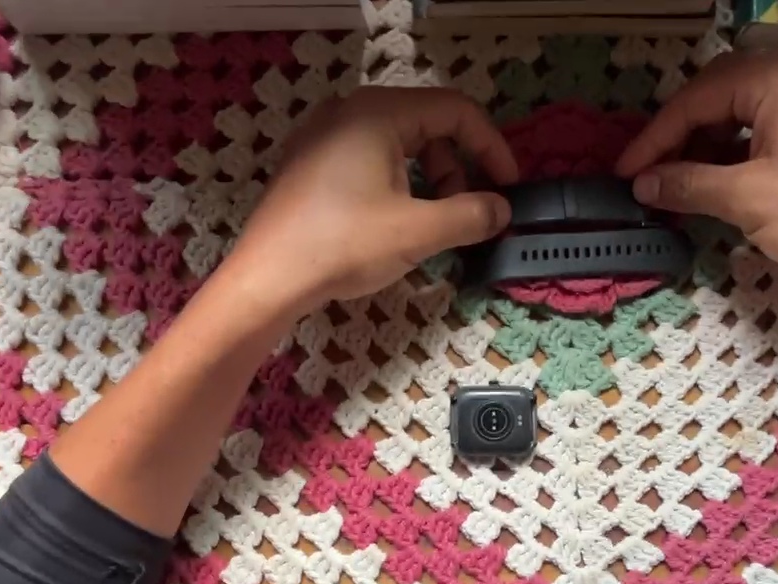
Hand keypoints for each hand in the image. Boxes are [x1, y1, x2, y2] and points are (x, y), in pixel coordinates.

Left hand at [224, 87, 519, 313]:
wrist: (270, 277)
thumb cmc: (344, 245)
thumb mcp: (417, 232)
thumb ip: (469, 216)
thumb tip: (501, 210)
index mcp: (378, 113)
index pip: (455, 111)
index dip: (491, 148)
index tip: (507, 187)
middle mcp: (350, 112)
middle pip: (428, 128)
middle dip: (457, 172)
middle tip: (465, 217)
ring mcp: (326, 137)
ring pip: (399, 149)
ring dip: (429, 185)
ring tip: (432, 229)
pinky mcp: (312, 166)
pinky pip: (371, 165)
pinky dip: (399, 189)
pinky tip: (397, 228)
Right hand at [614, 47, 777, 286]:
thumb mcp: (744, 198)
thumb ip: (688, 184)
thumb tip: (643, 183)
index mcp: (774, 75)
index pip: (696, 98)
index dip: (654, 138)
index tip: (625, 172)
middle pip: (715, 96)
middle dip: (677, 137)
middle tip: (648, 174)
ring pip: (738, 111)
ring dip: (703, 145)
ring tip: (675, 181)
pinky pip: (762, 125)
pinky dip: (732, 150)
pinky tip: (713, 178)